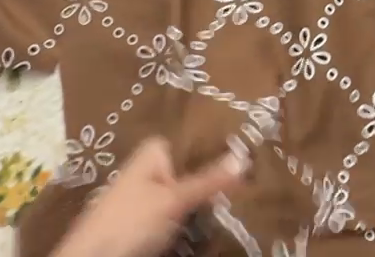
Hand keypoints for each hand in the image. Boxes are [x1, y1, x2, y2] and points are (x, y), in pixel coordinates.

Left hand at [52, 138, 244, 256]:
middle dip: (214, 184)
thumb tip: (247, 157)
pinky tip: (209, 232)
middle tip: (245, 190)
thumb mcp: (173, 201)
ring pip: (186, 200)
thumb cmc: (127, 224)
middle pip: (192, 173)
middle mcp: (149, 172)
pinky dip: (190, 227)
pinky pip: (176, 222)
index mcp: (153, 152)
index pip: (196, 142)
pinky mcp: (142, 230)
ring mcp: (144, 203)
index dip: (219, 151)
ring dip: (203, 209)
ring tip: (234, 211)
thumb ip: (209, 180)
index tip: (247, 158)